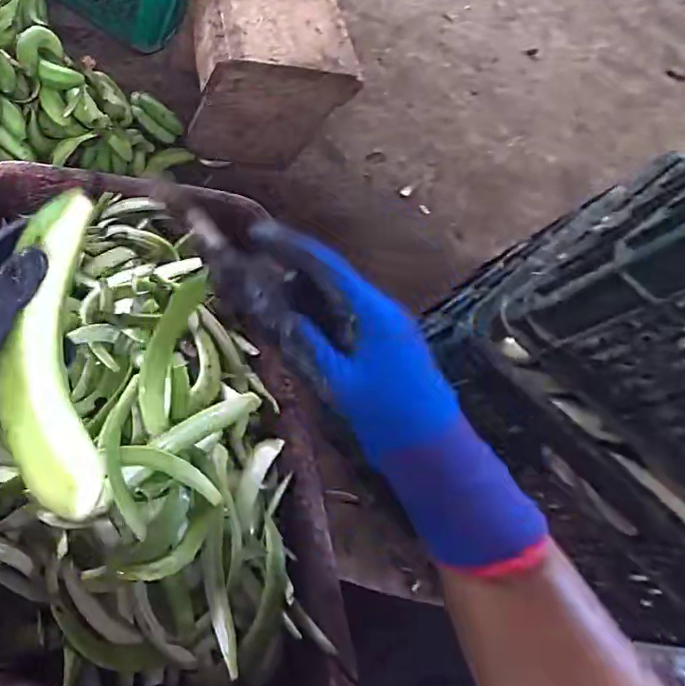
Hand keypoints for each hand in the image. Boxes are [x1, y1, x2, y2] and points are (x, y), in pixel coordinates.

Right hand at [224, 222, 548, 574]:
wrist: (433, 450)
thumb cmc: (388, 416)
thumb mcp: (339, 380)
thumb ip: (307, 342)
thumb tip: (274, 310)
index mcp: (373, 312)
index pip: (326, 266)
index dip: (288, 247)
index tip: (255, 235)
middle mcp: (380, 309)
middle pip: (328, 274)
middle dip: (288, 264)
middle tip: (251, 258)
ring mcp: (382, 324)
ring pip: (332, 293)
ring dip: (298, 287)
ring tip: (261, 284)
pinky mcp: (379, 341)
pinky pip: (339, 312)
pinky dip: (311, 308)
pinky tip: (289, 314)